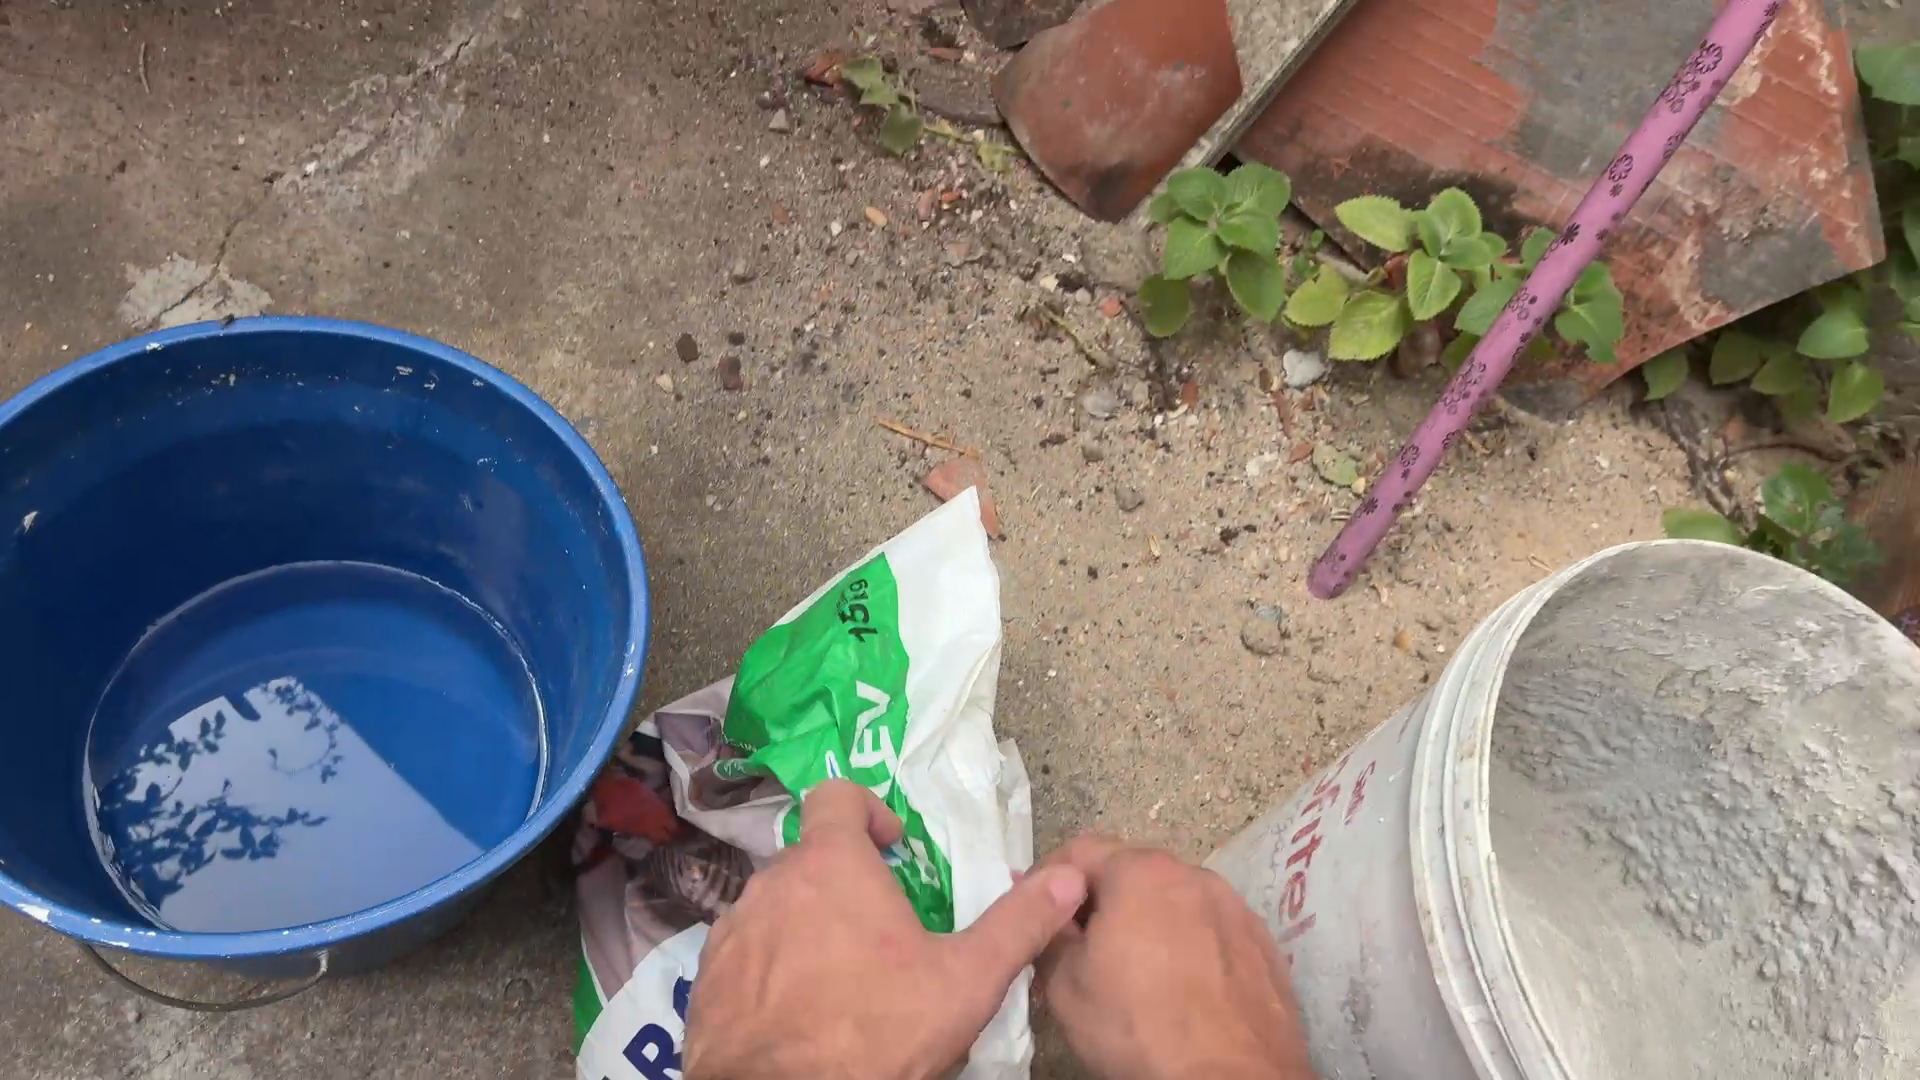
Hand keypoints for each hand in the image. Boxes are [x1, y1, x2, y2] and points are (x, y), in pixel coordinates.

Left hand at [684, 780, 1088, 1079]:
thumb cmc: (872, 1033)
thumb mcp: (963, 981)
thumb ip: (1017, 924)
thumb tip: (1068, 879)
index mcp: (830, 862)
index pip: (835, 794)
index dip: (867, 811)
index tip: (892, 851)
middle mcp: (773, 880)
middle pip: (812, 854)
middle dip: (847, 879)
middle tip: (881, 931)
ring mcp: (732, 928)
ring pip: (779, 902)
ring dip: (809, 921)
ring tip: (841, 976)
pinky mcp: (707, 979)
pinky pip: (745, 948)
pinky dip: (771, 963)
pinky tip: (797, 1010)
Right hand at [1036, 836, 1314, 1079]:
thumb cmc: (1140, 1029)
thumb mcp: (1065, 985)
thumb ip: (1050, 933)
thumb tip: (1048, 912)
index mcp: (1140, 871)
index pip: (1080, 852)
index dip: (1048, 879)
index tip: (1034, 911)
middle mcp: (1192, 874)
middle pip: (1130, 872)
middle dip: (1100, 901)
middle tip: (1079, 945)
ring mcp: (1234, 908)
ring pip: (1174, 901)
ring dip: (1147, 921)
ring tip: (1134, 969)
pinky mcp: (1264, 946)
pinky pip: (1210, 931)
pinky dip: (1189, 946)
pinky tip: (1182, 988)